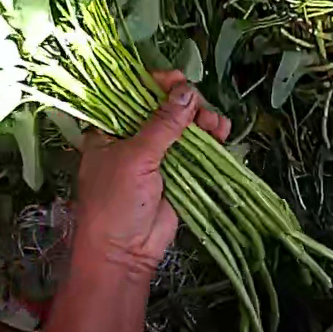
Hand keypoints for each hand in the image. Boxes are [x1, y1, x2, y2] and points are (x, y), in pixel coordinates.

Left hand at [73, 70, 231, 282]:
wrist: (125, 251)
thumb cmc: (115, 201)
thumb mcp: (135, 157)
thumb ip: (162, 124)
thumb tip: (187, 92)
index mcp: (110, 129)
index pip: (133, 94)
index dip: (155, 84)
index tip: (177, 80)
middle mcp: (134, 138)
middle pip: (164, 108)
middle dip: (185, 103)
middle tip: (200, 109)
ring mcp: (158, 155)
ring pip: (184, 127)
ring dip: (202, 120)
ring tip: (215, 125)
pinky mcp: (178, 173)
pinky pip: (197, 149)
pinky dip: (211, 139)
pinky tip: (222, 133)